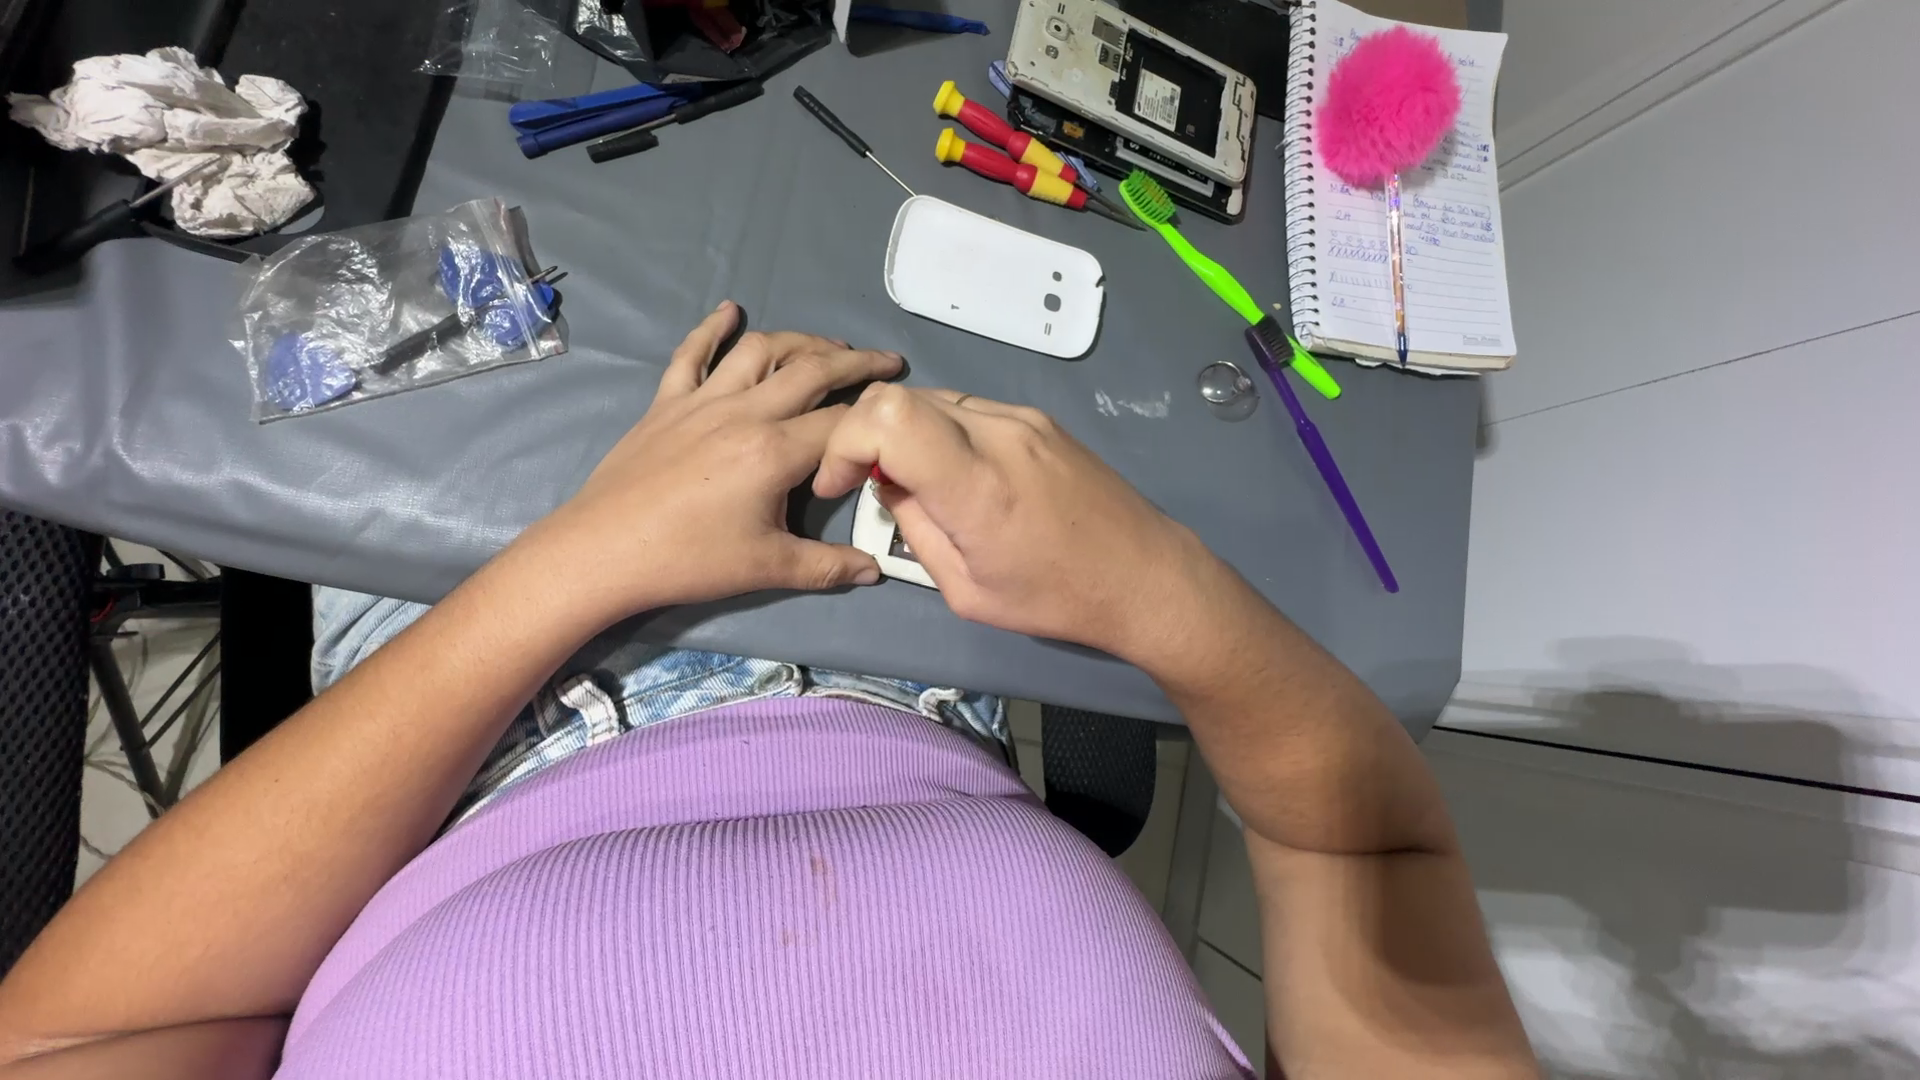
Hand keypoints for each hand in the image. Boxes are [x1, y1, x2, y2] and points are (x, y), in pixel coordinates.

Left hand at [526, 302, 902, 623]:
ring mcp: (702, 401)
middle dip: (855, 362)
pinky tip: (730, 309)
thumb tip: (875, 572)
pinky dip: (712, 327)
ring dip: (801, 340)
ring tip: (829, 345)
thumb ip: (829, 567)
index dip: (877, 415)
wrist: (602, 552)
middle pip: (811, 371)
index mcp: (775, 451)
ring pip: (760, 352)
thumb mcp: (768, 568)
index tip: (902, 410)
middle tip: (886, 361)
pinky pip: (692, 354)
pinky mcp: (667, 403)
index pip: (841, 423)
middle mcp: (744, 412)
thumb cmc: (689, 560)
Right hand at [813, 385, 1216, 661]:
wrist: (1145, 575)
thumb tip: (890, 485)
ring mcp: (1023, 418)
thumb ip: (916, 530)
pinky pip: (969, 407)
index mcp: (976, 485)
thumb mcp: (967, 591)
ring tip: (912, 480)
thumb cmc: (1056, 598)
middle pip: (900, 398)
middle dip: (864, 436)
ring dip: (903, 432)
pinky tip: (953, 470)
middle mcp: (998, 433)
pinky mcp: (1039, 418)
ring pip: (934, 398)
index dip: (843, 443)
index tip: (839, 483)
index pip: (885, 418)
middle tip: (867, 483)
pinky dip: (940, 429)